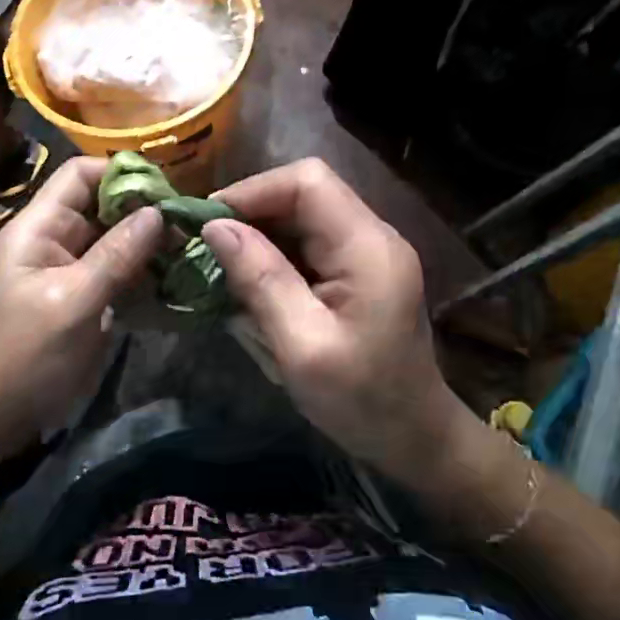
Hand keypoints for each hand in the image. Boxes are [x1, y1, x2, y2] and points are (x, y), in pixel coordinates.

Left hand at [0, 157, 162, 467]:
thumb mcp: (71, 303)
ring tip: (194, 249)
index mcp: (39, 228)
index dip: (123, 174)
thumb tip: (159, 211)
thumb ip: (116, 255)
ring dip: (153, 241)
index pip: (81, 174)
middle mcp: (56, 239)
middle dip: (147, 209)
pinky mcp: (89, 297)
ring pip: (119, 237)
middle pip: (105, 203)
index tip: (170, 191)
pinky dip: (148, 270)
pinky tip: (179, 275)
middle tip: (192, 224)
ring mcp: (74, 269)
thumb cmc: (23, 358)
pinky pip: (122, 270)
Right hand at [202, 159, 471, 483]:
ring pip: (301, 215)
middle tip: (205, 246)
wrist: (414, 438)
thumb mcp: (302, 346)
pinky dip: (273, 254)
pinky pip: (308, 242)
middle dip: (250, 213)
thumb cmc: (361, 401)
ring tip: (219, 265)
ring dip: (258, 234)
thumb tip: (215, 226)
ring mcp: (367, 250)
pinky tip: (249, 281)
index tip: (207, 223)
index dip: (253, 191)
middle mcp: (372, 235)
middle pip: (304, 192)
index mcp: (368, 247)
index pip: (307, 182)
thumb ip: (261, 280)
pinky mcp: (357, 269)